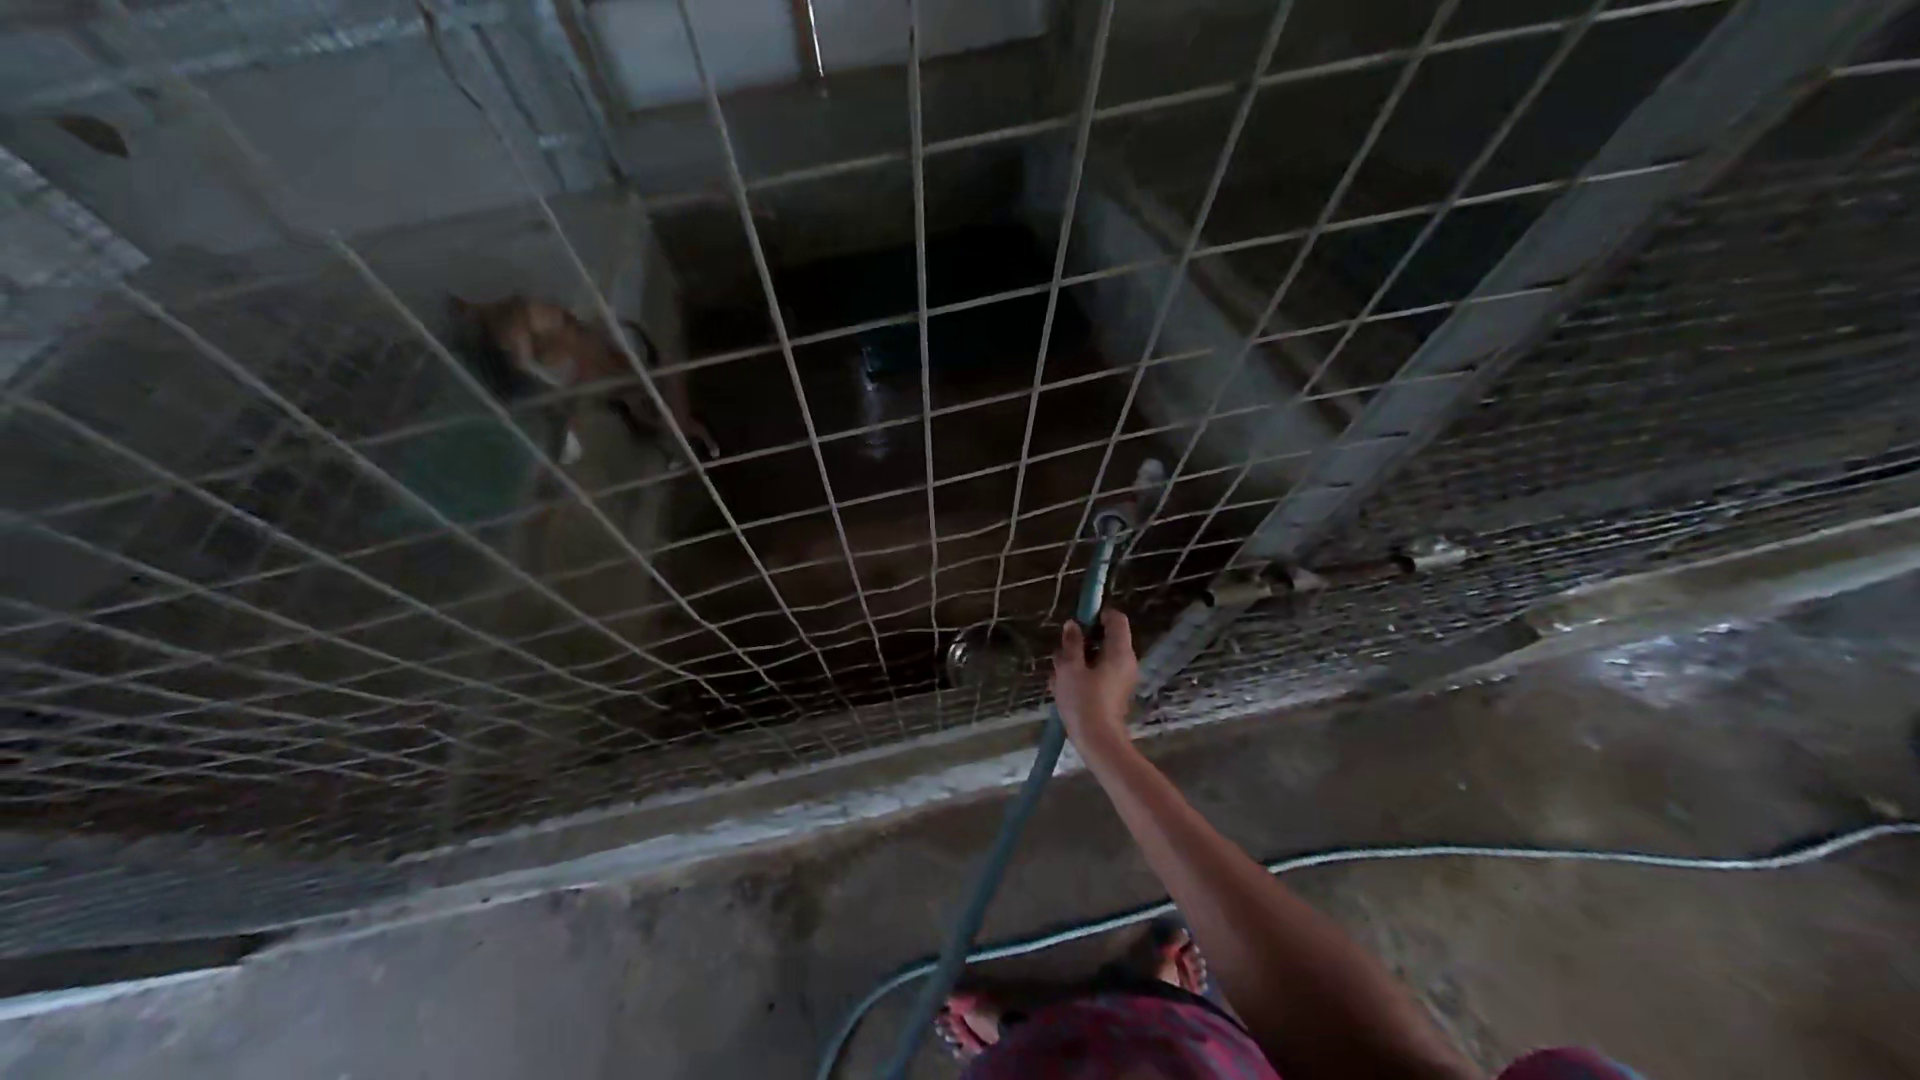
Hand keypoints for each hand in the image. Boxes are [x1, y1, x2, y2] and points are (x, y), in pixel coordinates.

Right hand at [1051, 608, 1139, 762]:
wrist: (1097, 741)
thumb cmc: (1083, 701)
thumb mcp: (1070, 668)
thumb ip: (1072, 644)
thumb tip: (1072, 625)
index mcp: (1120, 652)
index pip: (1117, 619)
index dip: (1098, 614)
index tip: (1078, 621)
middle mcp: (1125, 662)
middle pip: (1104, 639)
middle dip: (1080, 642)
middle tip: (1061, 652)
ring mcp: (1120, 678)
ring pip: (1097, 658)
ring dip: (1076, 660)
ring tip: (1057, 674)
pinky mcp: (1112, 693)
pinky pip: (1097, 674)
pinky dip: (1081, 675)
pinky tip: (1062, 687)